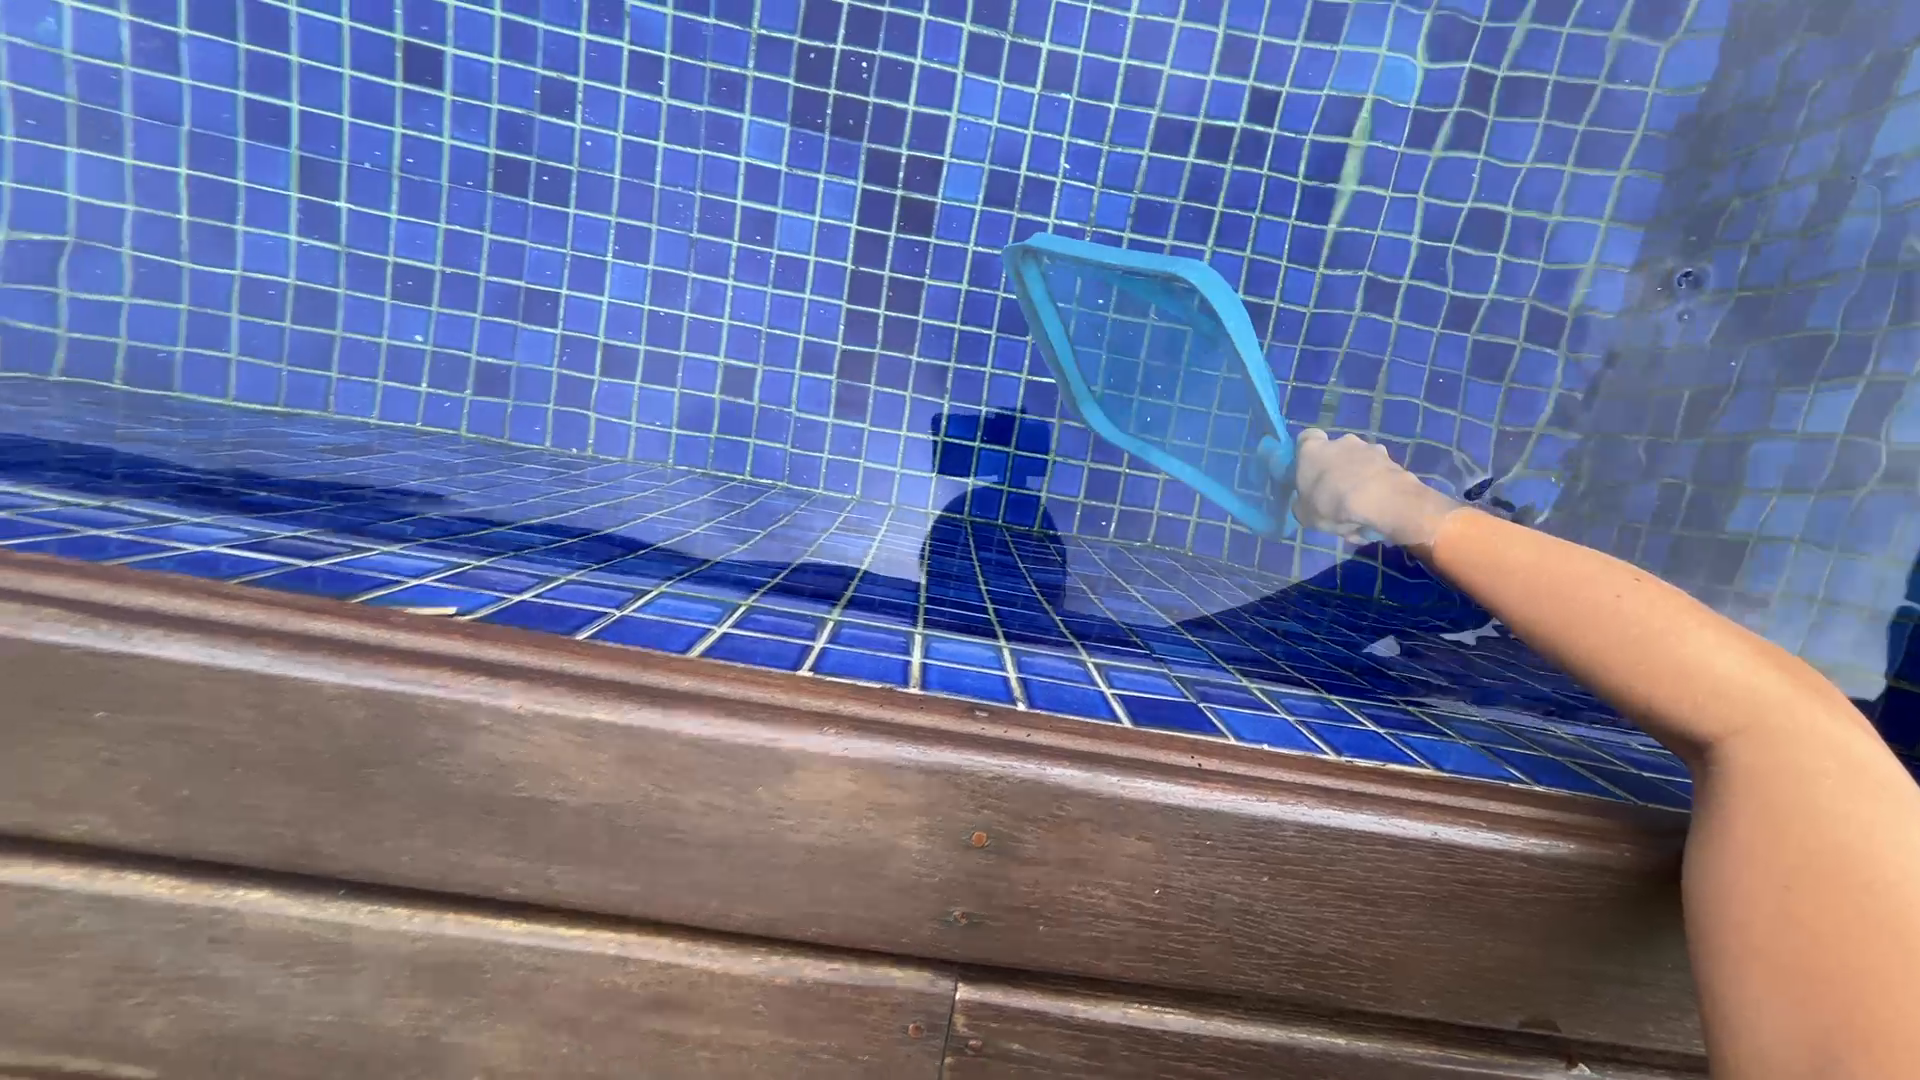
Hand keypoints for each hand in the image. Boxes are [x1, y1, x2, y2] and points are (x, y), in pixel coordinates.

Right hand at [1291, 429, 1462, 548]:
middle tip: (1336, 492)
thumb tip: (1305, 502)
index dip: (1307, 453)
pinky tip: (1377, 508)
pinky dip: (1378, 486)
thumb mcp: (1304, 514)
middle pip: (1336, 451)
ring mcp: (1370, 448)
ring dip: (1359, 477)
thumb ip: (1302, 503)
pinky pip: (1380, 473)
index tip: (1308, 469)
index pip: (1306, 437)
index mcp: (1312, 449)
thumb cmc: (1331, 503)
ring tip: (1361, 505)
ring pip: (1360, 461)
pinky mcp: (1393, 461)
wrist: (1380, 501)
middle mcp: (1341, 441)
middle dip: (1336, 467)